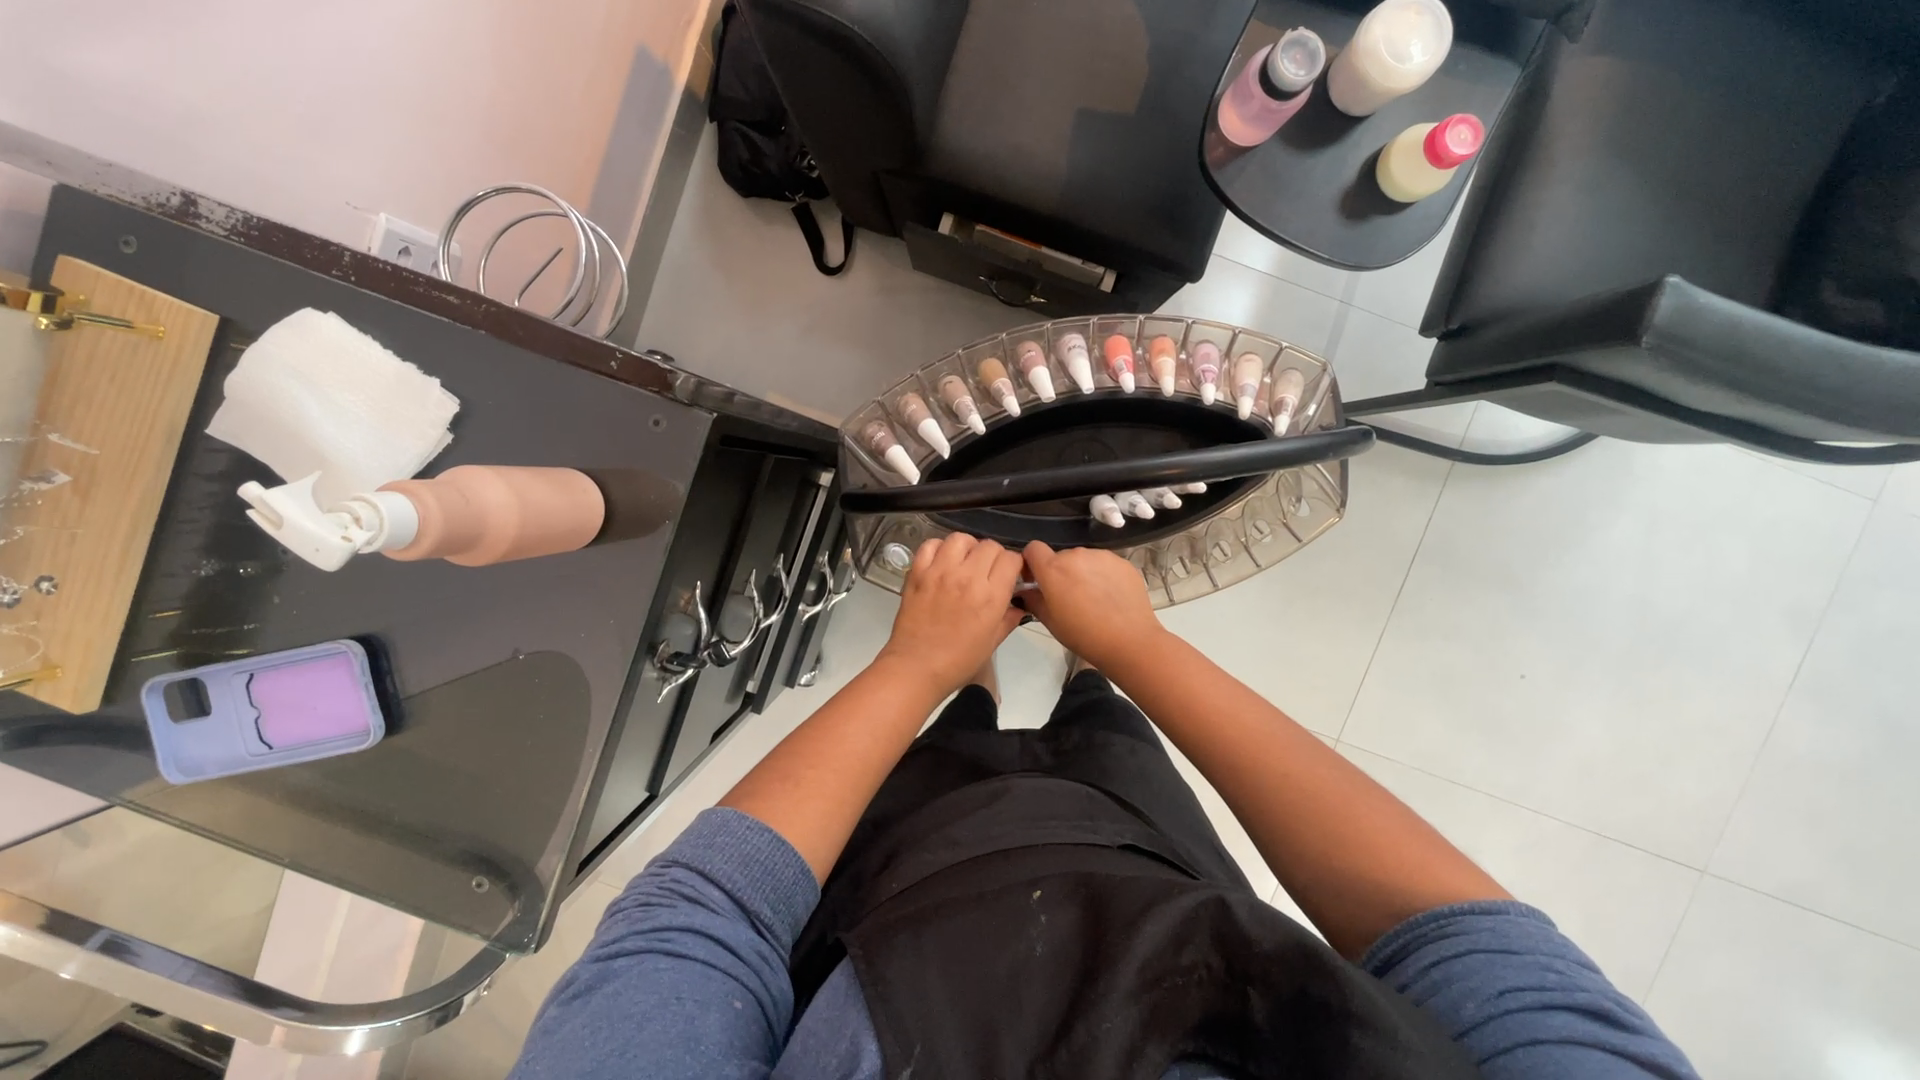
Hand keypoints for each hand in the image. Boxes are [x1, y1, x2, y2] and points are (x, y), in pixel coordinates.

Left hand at [876, 534, 1025, 696]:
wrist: (917, 668)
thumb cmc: (958, 661)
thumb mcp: (992, 642)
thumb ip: (1008, 619)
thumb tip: (1018, 606)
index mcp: (991, 596)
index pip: (1011, 559)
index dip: (1013, 564)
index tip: (1008, 574)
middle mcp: (967, 577)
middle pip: (989, 545)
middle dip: (993, 555)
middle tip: (986, 571)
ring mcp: (940, 572)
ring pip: (960, 539)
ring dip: (967, 547)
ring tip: (964, 562)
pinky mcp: (918, 573)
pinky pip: (930, 545)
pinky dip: (938, 548)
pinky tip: (941, 562)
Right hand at [1019, 541, 1164, 671]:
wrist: (1130, 641)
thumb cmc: (1084, 635)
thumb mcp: (1050, 622)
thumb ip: (1033, 600)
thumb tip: (1026, 591)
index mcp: (1053, 568)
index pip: (1033, 548)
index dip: (1032, 562)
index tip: (1037, 579)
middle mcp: (1076, 555)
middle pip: (1060, 556)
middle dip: (1060, 572)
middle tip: (1069, 597)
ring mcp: (1101, 556)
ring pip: (1084, 559)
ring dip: (1083, 572)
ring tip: (1093, 598)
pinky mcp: (1122, 562)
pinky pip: (1105, 564)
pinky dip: (1103, 575)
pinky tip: (1110, 597)